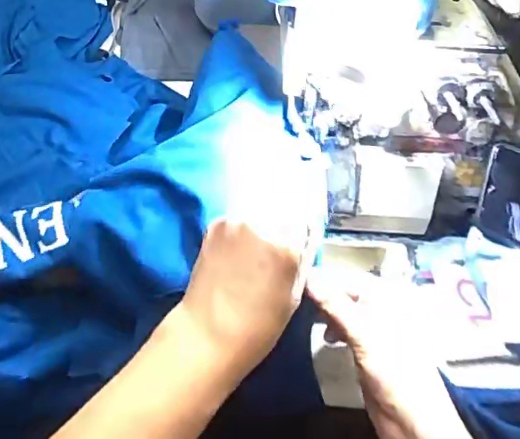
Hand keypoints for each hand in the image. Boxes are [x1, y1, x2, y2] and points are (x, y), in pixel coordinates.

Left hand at [173, 152, 324, 377]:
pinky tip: (243, 239)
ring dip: (266, 204)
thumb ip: (304, 252)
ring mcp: (236, 219)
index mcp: (287, 241)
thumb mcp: (295, 292)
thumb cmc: (259, 325)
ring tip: (264, 227)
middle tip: (290, 198)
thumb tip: (309, 226)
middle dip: (288, 191)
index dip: (309, 191)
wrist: (206, 336)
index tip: (312, 184)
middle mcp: (262, 221)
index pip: (306, 200)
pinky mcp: (217, 223)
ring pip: (260, 198)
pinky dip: (246, 219)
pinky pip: (240, 212)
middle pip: (283, 191)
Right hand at [307, 269, 472, 438]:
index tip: (297, 276)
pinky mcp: (369, 349)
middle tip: (297, 297)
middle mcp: (382, 306)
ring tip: (308, 316)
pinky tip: (325, 335)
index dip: (325, 276)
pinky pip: (347, 330)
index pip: (350, 276)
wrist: (411, 418)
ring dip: (328, 311)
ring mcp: (375, 328)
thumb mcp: (362, 334)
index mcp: (387, 294)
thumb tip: (309, 277)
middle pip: (347, 292)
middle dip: (324, 294)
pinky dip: (334, 328)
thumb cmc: (393, 369)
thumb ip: (336, 305)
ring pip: (346, 310)